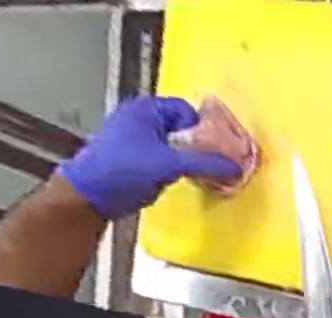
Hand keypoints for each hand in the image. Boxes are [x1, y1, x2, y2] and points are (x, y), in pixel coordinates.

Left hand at [57, 96, 243, 218]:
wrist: (95, 193)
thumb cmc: (127, 169)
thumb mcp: (170, 163)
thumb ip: (206, 163)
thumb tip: (236, 166)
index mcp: (146, 109)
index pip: (187, 111)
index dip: (205, 129)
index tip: (219, 150)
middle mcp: (144, 119)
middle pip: (185, 128)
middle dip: (203, 147)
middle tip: (218, 165)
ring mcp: (142, 139)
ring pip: (180, 145)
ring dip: (195, 160)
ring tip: (208, 176)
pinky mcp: (143, 159)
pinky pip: (173, 158)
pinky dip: (185, 168)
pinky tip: (192, 180)